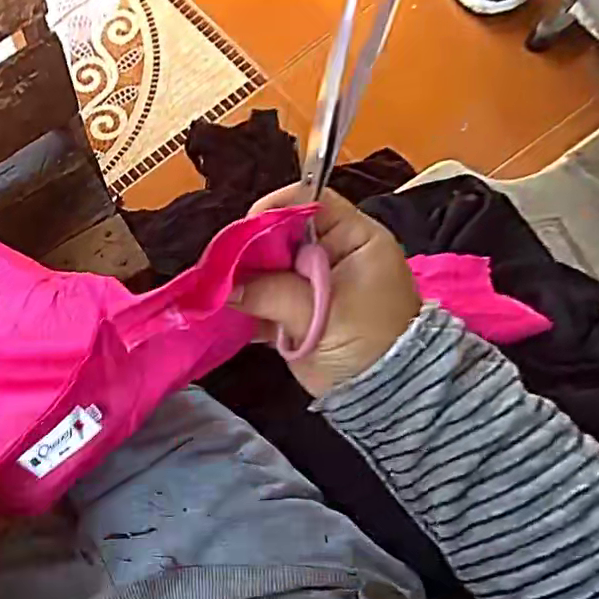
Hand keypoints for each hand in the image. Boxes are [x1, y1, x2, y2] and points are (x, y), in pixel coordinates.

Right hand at [231, 185, 420, 395]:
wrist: (379, 396)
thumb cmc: (365, 346)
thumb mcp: (323, 315)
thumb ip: (273, 294)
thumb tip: (226, 286)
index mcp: (353, 240)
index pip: (312, 203)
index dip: (276, 209)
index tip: (243, 230)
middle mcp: (331, 256)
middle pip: (282, 236)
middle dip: (250, 250)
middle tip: (220, 267)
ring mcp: (312, 286)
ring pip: (269, 270)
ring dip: (244, 280)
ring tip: (218, 289)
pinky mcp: (296, 314)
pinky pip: (265, 300)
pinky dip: (246, 306)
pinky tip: (224, 310)